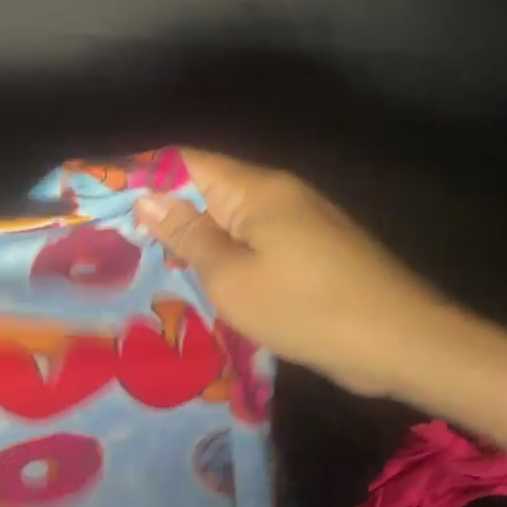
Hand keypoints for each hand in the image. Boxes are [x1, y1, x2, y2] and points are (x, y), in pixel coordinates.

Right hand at [137, 150, 452, 395]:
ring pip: (225, 213)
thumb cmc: (309, 309)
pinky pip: (247, 236)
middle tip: (109, 233)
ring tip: (139, 255)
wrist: (409, 345)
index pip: (183, 162)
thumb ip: (187, 235)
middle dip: (156, 204)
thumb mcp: (232, 277)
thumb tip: (147, 199)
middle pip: (203, 184)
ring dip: (185, 230)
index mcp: (257, 191)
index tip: (98, 197)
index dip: (139, 173)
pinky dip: (215, 248)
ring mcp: (298, 221)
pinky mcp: (310, 247)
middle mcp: (278, 194)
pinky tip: (193, 274)